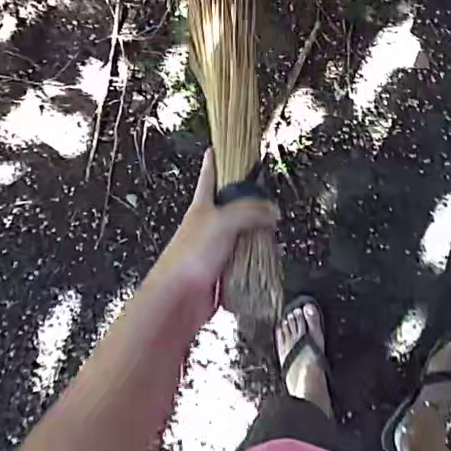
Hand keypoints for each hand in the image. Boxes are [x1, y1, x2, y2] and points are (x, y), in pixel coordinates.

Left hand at [146, 149, 279, 314]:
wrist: (178, 300)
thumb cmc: (190, 255)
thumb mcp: (224, 221)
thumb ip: (250, 212)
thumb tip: (271, 210)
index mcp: (202, 205)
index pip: (208, 176)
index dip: (213, 161)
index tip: (216, 149)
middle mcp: (207, 224)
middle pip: (230, 205)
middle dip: (248, 202)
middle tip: (265, 197)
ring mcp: (214, 248)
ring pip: (239, 233)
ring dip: (254, 234)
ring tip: (270, 230)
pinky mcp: (221, 271)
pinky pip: (243, 260)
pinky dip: (253, 260)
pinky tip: (263, 258)